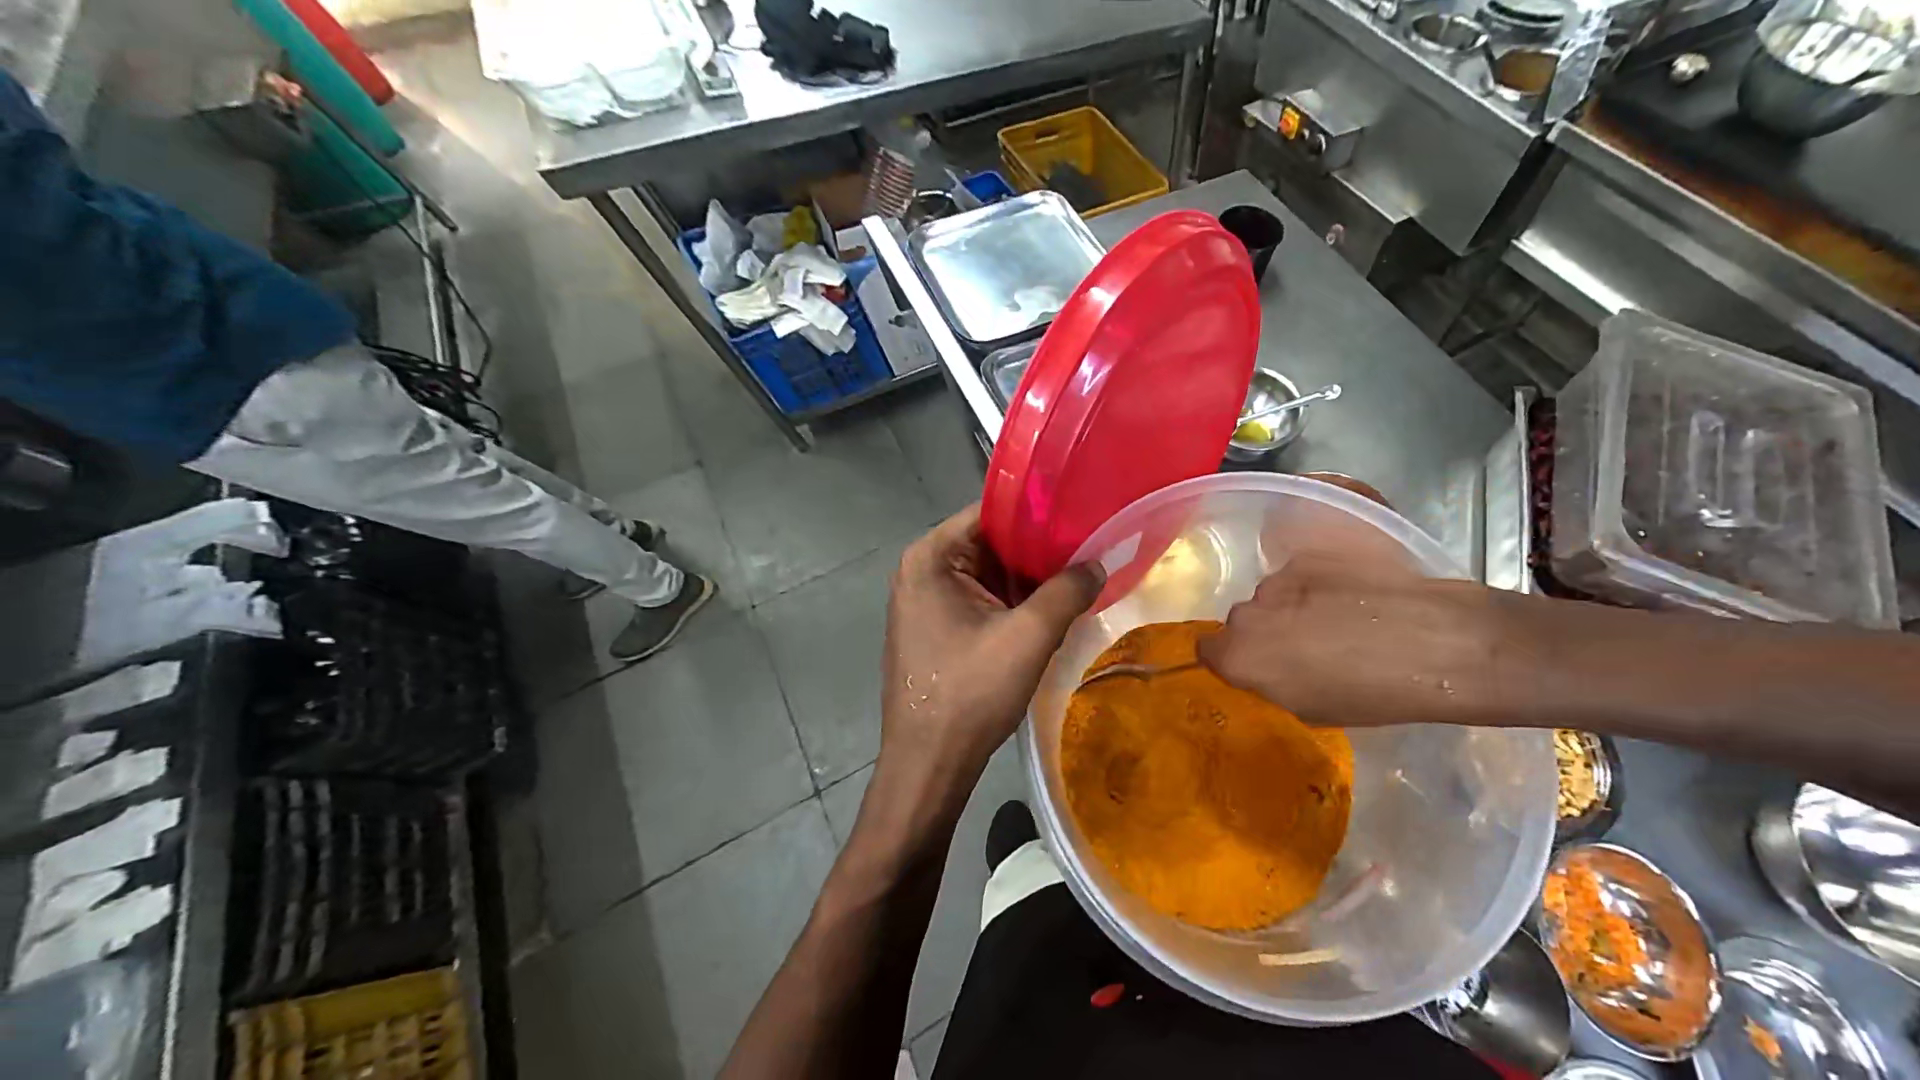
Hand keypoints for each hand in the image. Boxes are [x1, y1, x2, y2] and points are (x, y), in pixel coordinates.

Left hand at [880, 505, 1102, 784]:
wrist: (928, 764)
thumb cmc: (970, 693)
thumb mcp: (1028, 637)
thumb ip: (1067, 591)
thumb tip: (1100, 563)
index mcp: (930, 557)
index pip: (990, 512)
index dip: (1037, 512)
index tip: (1082, 516)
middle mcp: (921, 570)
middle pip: (990, 543)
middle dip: (1038, 549)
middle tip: (1091, 548)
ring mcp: (925, 601)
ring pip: (989, 574)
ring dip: (1029, 580)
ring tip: (1080, 576)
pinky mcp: (934, 629)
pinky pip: (981, 600)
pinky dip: (1013, 603)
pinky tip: (1050, 610)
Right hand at [1196, 550, 1514, 728]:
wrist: (1437, 643)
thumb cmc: (1374, 695)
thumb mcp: (1310, 709)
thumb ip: (1270, 685)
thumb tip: (1266, 670)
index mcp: (1240, 657)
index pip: (1207, 651)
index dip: (1230, 659)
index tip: (1258, 667)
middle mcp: (1246, 614)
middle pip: (1241, 622)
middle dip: (1265, 633)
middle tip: (1304, 648)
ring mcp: (1277, 581)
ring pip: (1272, 597)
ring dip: (1292, 608)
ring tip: (1339, 622)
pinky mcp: (1310, 557)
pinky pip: (1300, 575)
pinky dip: (1318, 586)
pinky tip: (1355, 599)